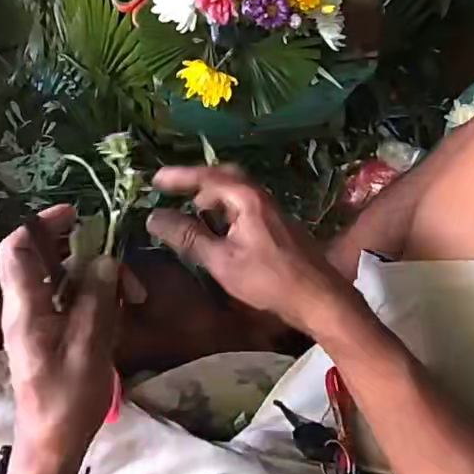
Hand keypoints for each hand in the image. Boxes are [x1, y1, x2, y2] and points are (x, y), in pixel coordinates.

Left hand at [0, 205, 120, 473]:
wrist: (50, 447)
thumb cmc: (66, 401)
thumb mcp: (90, 348)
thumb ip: (97, 299)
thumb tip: (105, 261)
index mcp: (25, 307)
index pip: (16, 248)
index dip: (41, 224)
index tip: (76, 215)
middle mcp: (24, 307)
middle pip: (40, 258)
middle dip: (76, 246)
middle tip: (111, 251)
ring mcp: (36, 320)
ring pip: (60, 277)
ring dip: (93, 274)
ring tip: (128, 291)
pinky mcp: (49, 332)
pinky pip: (68, 298)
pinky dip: (93, 294)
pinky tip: (118, 307)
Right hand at [145, 166, 359, 335]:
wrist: (319, 298)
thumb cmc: (269, 280)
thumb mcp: (221, 261)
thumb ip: (188, 237)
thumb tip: (154, 217)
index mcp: (246, 198)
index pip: (206, 177)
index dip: (178, 177)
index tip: (154, 179)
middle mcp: (260, 196)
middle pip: (224, 176)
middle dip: (197, 180)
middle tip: (172, 188)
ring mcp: (272, 209)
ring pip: (236, 191)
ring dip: (211, 195)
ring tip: (190, 207)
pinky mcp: (277, 224)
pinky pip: (244, 203)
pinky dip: (225, 207)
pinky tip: (218, 225)